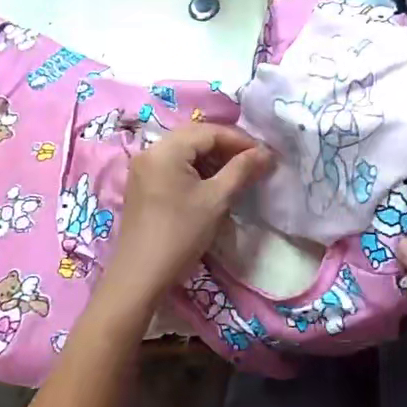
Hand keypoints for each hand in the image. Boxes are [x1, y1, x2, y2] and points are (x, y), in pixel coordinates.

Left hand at [100, 123, 273, 311]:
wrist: (141, 275)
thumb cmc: (180, 234)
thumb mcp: (216, 200)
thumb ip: (241, 170)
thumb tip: (265, 153)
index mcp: (165, 150)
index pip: (208, 131)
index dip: (240, 140)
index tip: (265, 155)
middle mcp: (150, 152)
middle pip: (195, 137)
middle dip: (227, 147)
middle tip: (254, 162)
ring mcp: (143, 169)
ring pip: (184, 152)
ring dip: (212, 159)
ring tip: (238, 174)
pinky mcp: (142, 186)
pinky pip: (173, 167)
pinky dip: (196, 170)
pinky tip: (213, 184)